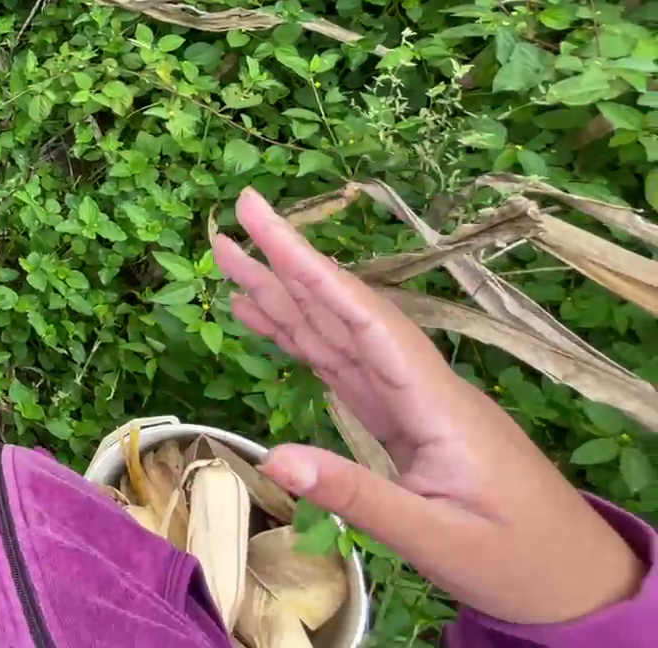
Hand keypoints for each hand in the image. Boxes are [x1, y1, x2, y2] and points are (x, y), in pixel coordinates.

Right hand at [213, 189, 644, 624]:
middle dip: (284, 263)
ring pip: (329, 331)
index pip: (361, 316)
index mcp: (434, 401)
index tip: (261, 221)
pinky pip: (331, 361)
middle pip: (339, 312)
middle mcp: (416, 384)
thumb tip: (273, 459)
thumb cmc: (521, 565)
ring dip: (277, 292)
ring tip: (228, 257)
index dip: (306, 265)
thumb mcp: (438, 541)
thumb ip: (355, 495)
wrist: (583, 590)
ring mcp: (403, 397)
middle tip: (231, 221)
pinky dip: (291, 332)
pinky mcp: (392, 414)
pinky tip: (257, 313)